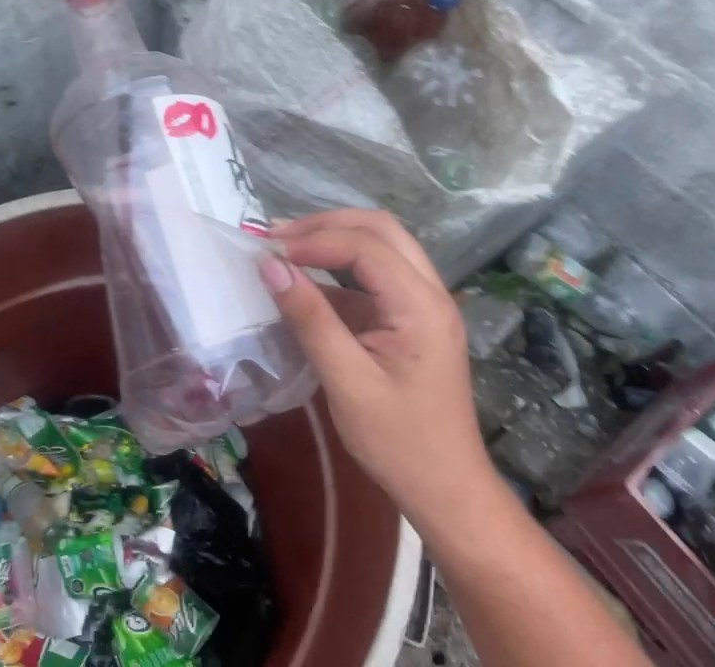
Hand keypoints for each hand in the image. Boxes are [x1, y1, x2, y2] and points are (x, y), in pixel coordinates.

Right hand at [257, 210, 490, 518]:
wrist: (447, 489)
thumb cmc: (398, 442)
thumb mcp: (346, 382)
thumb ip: (310, 319)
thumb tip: (270, 266)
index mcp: (421, 305)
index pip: (365, 246)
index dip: (314, 240)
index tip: (267, 252)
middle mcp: (430, 292)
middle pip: (381, 230)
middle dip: (327, 226)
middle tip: (277, 239)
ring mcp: (425, 305)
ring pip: (382, 248)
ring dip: (335, 243)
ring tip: (285, 253)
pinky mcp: (413, 321)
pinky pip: (377, 279)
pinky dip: (341, 274)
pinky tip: (306, 288)